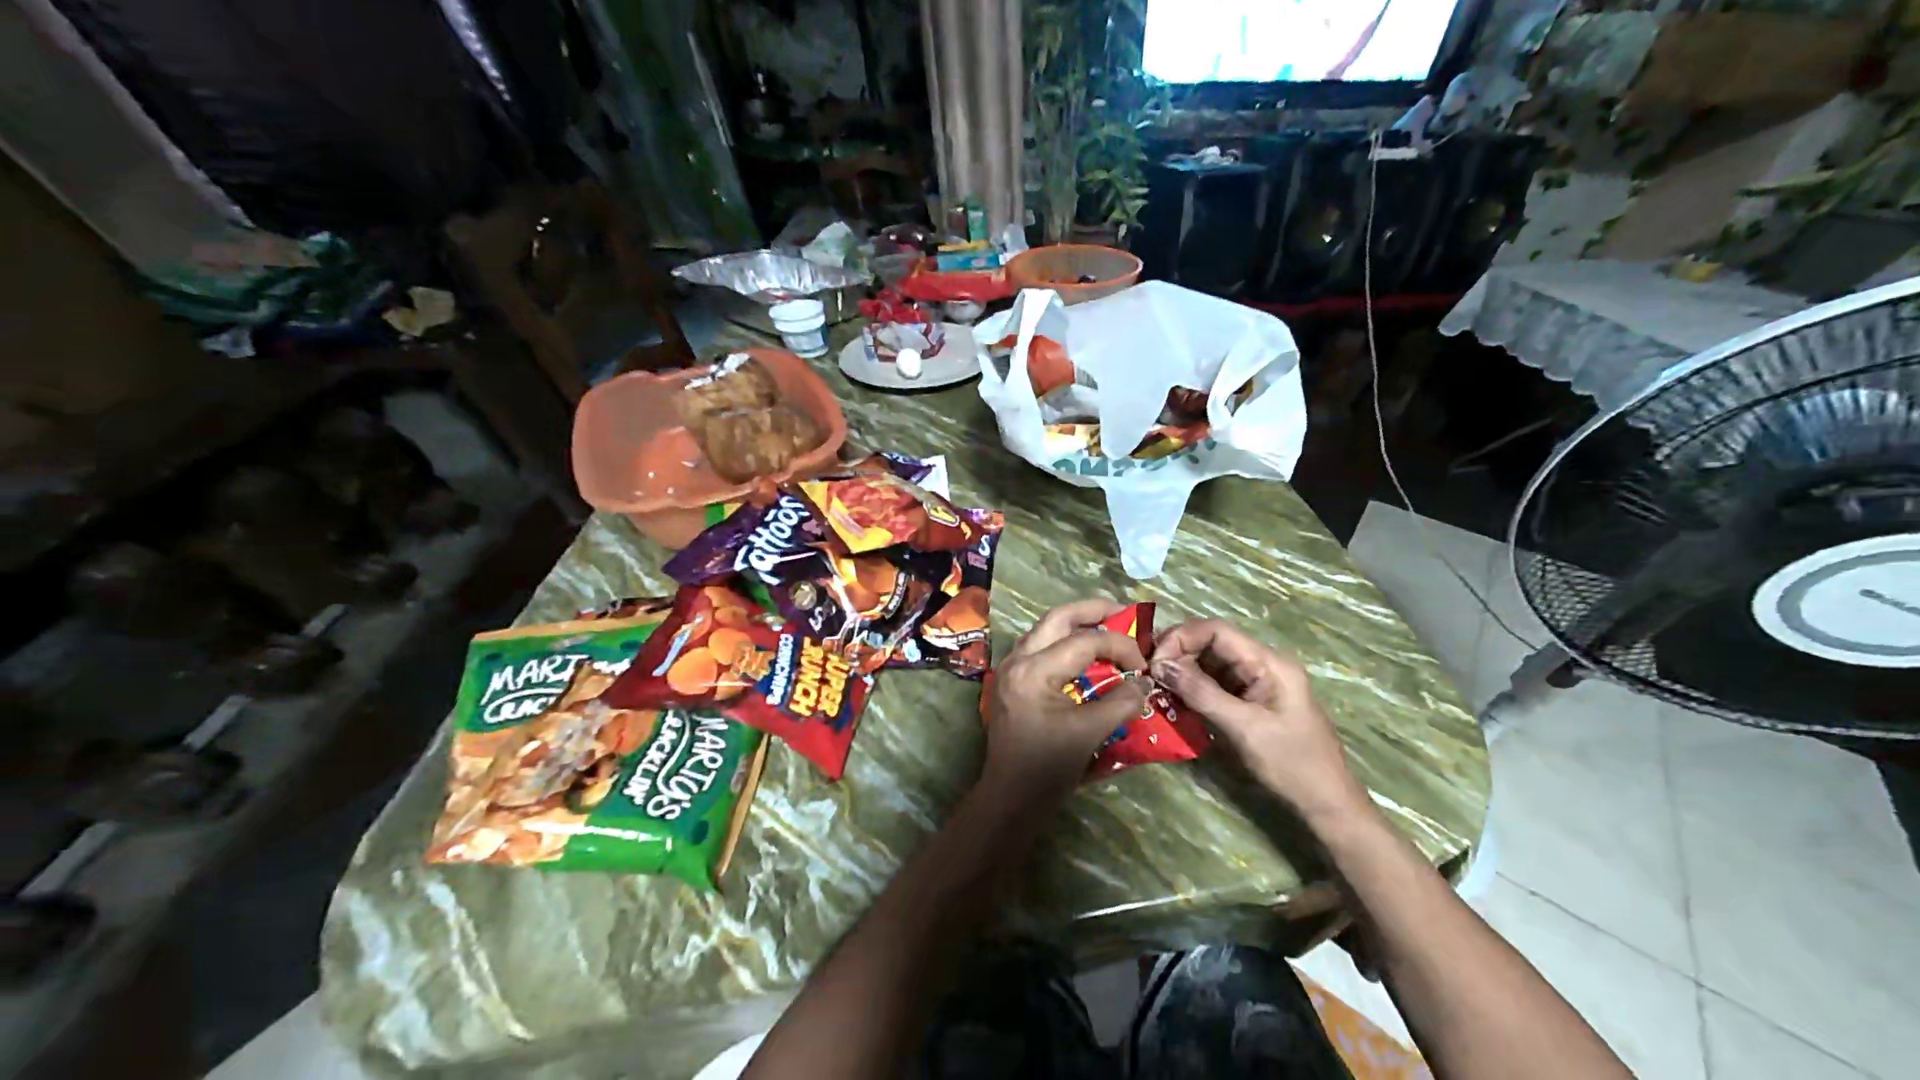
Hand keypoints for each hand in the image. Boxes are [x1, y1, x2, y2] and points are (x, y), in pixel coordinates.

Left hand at [982, 599, 1147, 802]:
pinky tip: (1084, 653)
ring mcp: (1009, 669)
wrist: (1010, 797)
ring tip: (1108, 627)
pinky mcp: (1011, 680)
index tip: (1143, 666)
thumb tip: (1144, 682)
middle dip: (1092, 611)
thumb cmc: (1048, 768)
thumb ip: (1122, 702)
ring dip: (1076, 624)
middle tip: (1124, 613)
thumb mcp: (1091, 732)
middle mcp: (1017, 660)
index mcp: (1033, 670)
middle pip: (1057, 618)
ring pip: (1045, 629)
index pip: (1084, 641)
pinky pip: (1039, 647)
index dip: (1120, 647)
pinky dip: (1063, 642)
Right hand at [1150, 619, 1369, 826]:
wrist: (1327, 804)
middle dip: (1177, 654)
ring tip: (1156, 688)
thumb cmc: (1291, 764)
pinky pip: (1215, 683)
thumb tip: (1159, 665)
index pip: (1216, 631)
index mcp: (1269, 662)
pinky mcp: (1250, 700)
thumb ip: (1201, 693)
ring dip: (1182, 671)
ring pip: (1210, 662)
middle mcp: (1262, 664)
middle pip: (1211, 643)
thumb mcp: (1244, 728)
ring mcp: (1256, 682)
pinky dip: (1192, 688)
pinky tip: (1174, 700)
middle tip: (1148, 675)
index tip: (1154, 663)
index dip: (1181, 639)